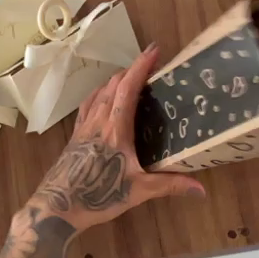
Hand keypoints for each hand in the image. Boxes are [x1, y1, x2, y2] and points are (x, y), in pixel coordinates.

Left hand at [26, 44, 205, 233]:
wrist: (57, 206)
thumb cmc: (98, 196)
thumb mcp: (138, 191)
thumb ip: (170, 185)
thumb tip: (201, 189)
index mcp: (114, 128)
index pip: (128, 87)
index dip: (142, 66)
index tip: (155, 50)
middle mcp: (97, 121)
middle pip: (113, 85)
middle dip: (132, 70)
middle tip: (150, 66)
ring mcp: (82, 127)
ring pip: (98, 93)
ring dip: (115, 81)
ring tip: (130, 79)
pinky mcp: (74, 136)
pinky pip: (87, 106)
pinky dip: (99, 95)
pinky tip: (102, 100)